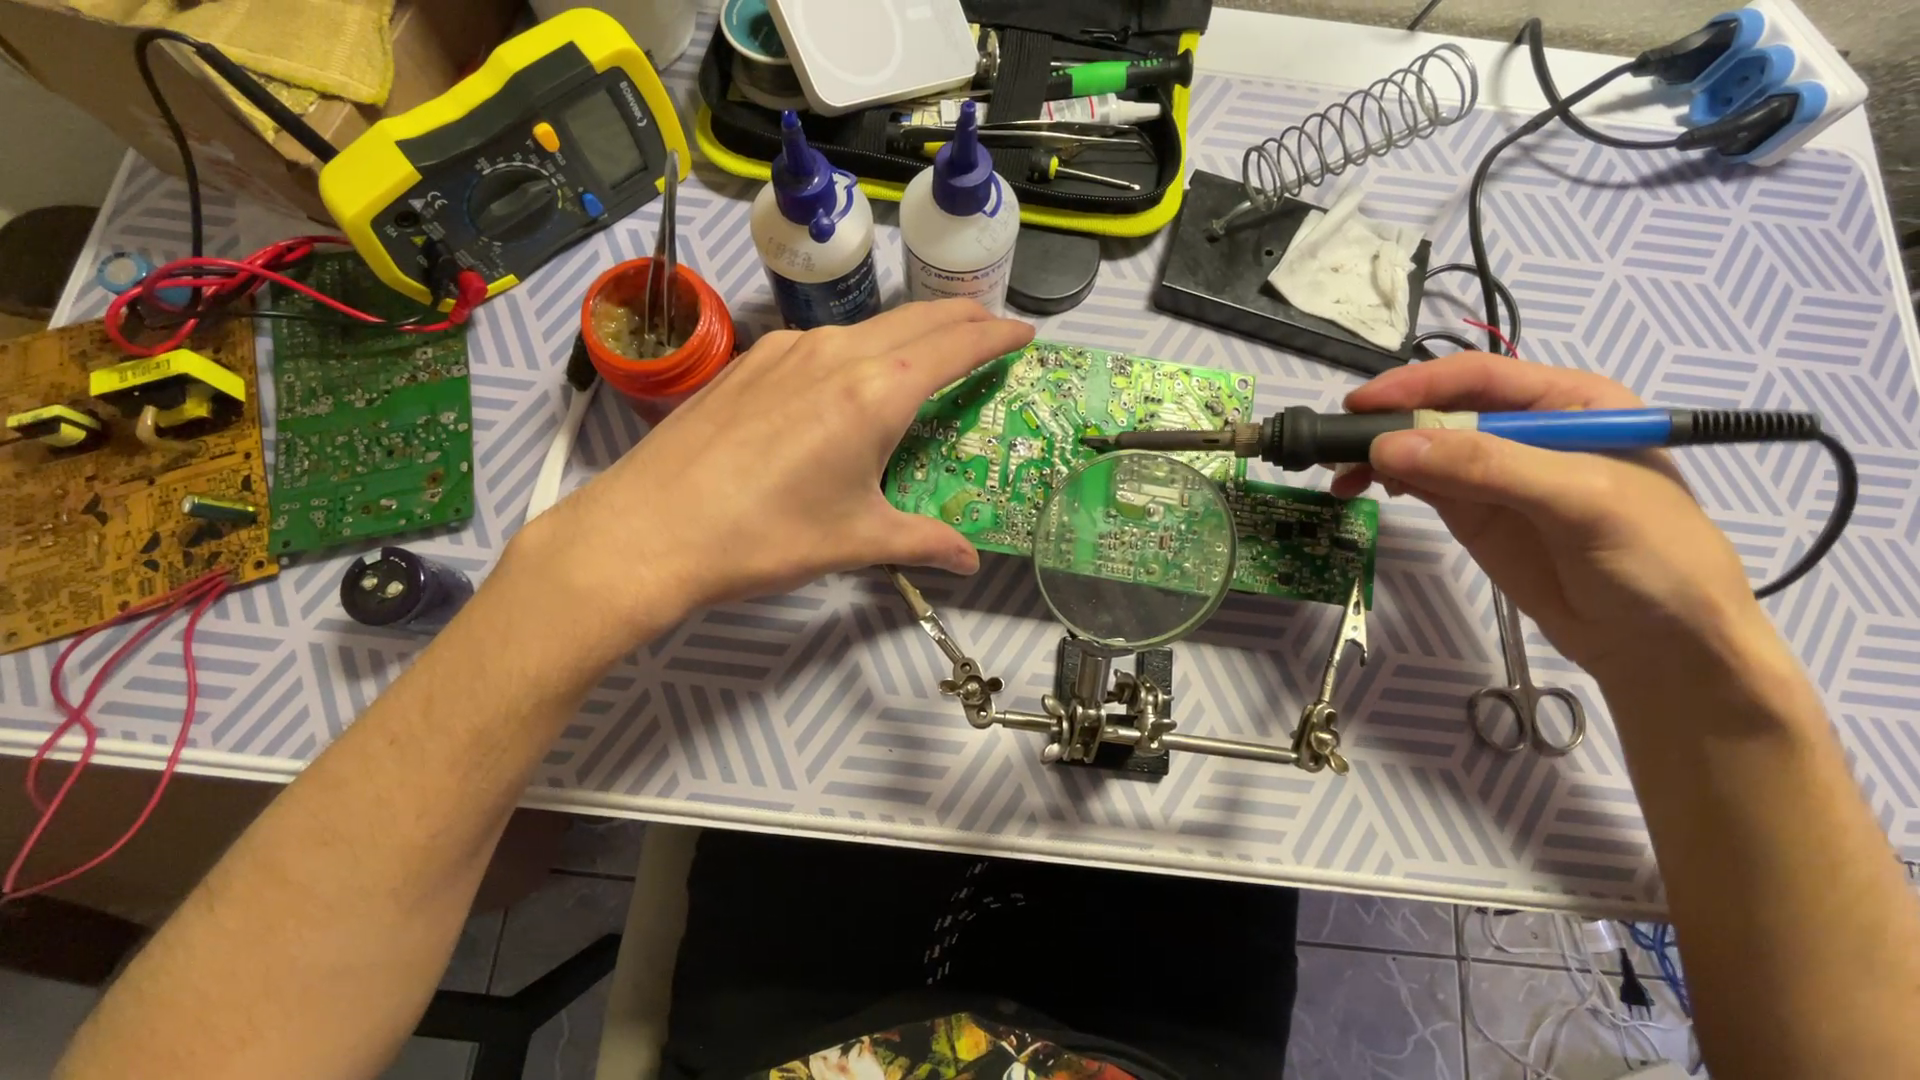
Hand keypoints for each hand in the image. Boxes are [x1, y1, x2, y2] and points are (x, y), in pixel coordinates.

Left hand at [512, 300, 1034, 638]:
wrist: (650, 530)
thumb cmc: (766, 537)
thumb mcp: (856, 541)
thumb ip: (922, 542)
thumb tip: (968, 561)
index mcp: (876, 392)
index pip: (956, 345)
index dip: (997, 335)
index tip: (1024, 332)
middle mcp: (836, 354)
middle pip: (917, 319)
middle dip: (962, 320)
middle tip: (990, 330)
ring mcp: (787, 350)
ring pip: (868, 325)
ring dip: (909, 331)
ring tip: (927, 353)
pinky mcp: (751, 361)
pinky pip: (823, 341)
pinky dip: (860, 347)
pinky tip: (850, 377)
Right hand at [1331, 352, 1765, 681]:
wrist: (1662, 645)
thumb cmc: (1650, 557)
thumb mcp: (1579, 499)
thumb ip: (1486, 467)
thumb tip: (1386, 448)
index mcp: (1567, 403)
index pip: (1478, 378)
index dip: (1416, 385)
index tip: (1360, 405)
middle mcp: (1525, 430)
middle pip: (1441, 410)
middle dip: (1387, 422)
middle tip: (1335, 444)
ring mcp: (1495, 475)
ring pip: (1422, 448)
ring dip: (1378, 454)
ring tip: (1339, 474)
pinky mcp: (1474, 513)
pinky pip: (1422, 484)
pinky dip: (1387, 481)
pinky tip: (1362, 487)